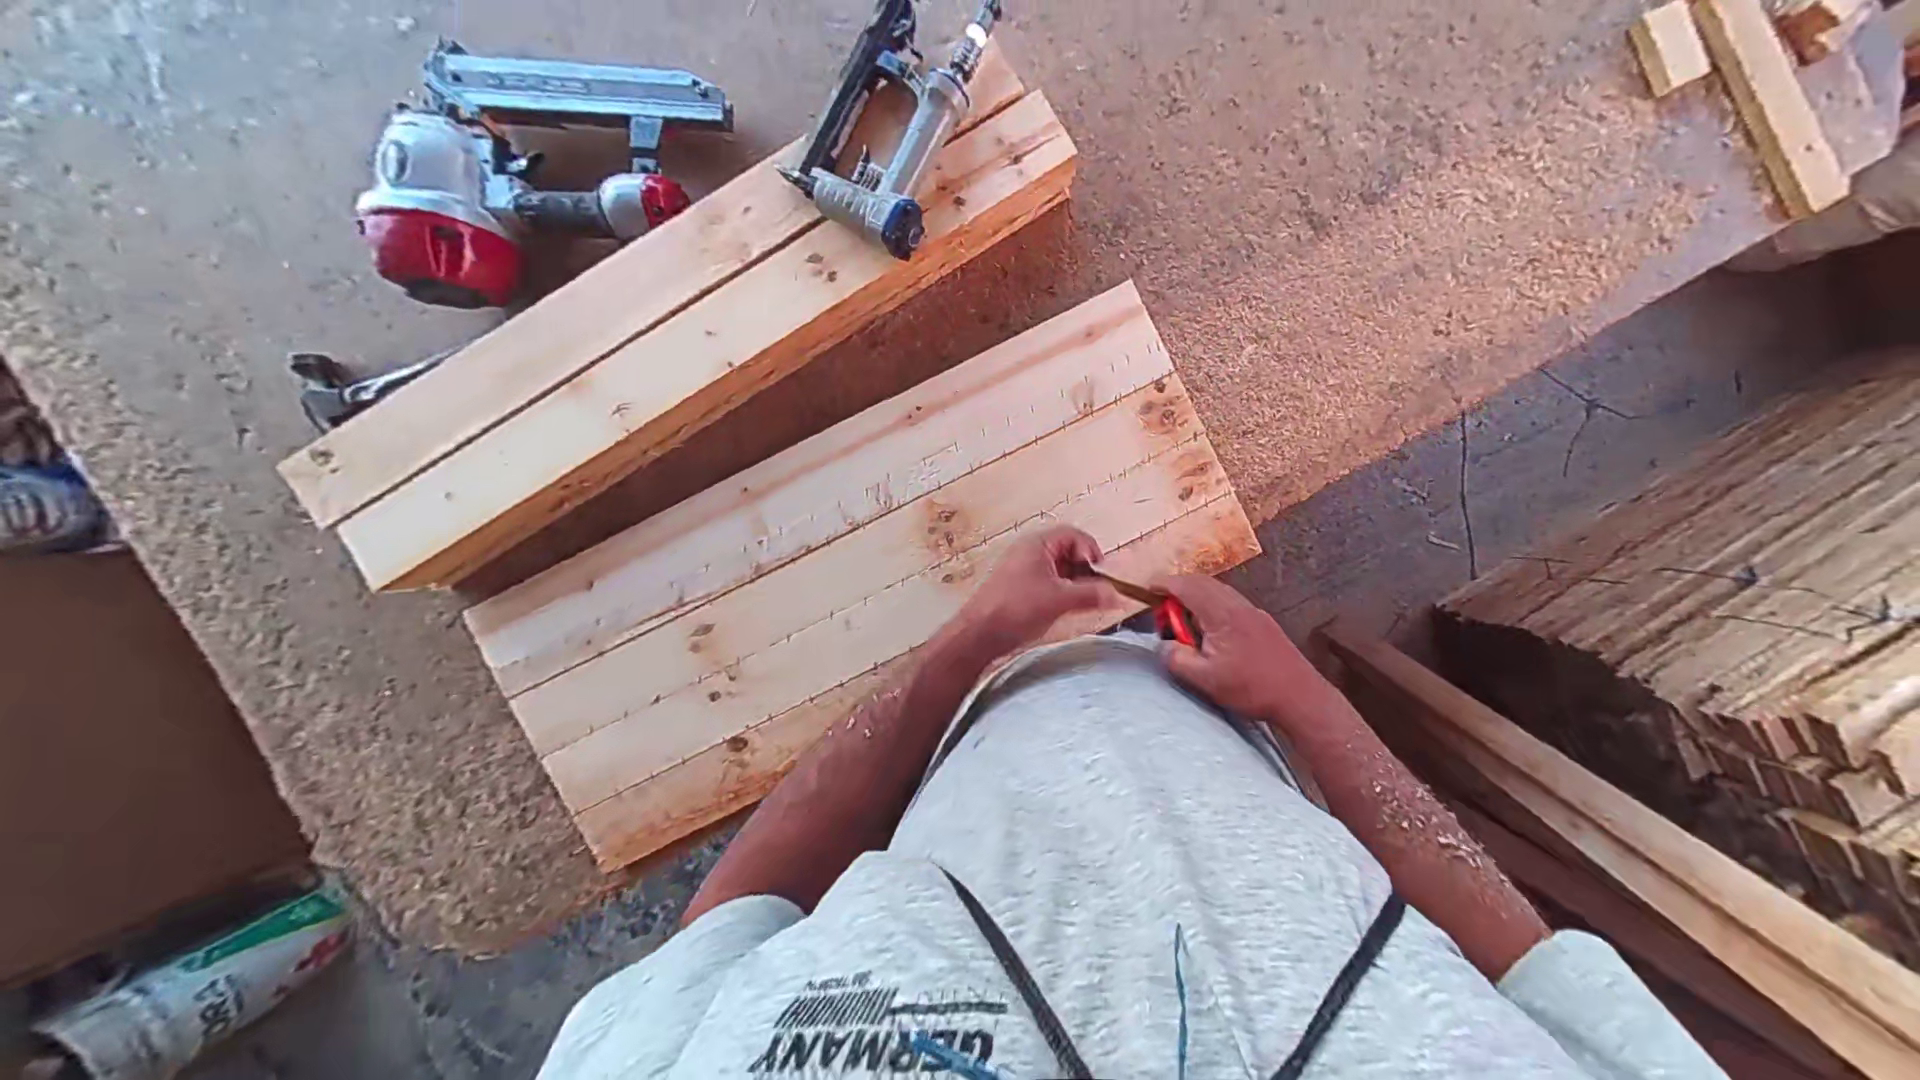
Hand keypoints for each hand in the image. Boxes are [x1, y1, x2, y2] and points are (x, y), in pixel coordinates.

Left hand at [955, 525, 1111, 656]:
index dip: (1091, 552)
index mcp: (1037, 544)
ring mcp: (1021, 569)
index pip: (1073, 535)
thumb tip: (1118, 595)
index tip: (1102, 575)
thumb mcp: (1061, 600)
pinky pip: (1046, 582)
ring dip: (1074, 583)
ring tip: (1083, 603)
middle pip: (1066, 551)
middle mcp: (1028, 551)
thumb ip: (1092, 594)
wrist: (979, 634)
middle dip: (1085, 570)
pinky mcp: (1017, 588)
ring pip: (1057, 569)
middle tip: (1096, 591)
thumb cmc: (1017, 609)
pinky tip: (1065, 609)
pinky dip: (1060, 592)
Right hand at [1153, 574, 1334, 730]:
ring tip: (1184, 624)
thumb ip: (1176, 658)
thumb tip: (1163, 646)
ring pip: (1218, 592)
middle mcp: (1239, 606)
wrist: (1302, 699)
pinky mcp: (1263, 624)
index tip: (1148, 589)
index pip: (1187, 586)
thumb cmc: (1253, 689)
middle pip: (1203, 583)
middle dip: (1178, 589)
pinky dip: (1211, 606)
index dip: (1164, 585)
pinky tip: (1210, 632)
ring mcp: (1254, 613)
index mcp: (1222, 614)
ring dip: (1196, 599)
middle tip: (1163, 609)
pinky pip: (1230, 603)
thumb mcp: (1204, 679)